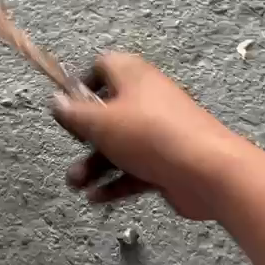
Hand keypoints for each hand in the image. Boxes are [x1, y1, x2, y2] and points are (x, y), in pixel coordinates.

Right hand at [51, 52, 257, 220]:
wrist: (208, 172)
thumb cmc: (150, 135)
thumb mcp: (100, 122)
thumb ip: (73, 113)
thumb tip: (55, 101)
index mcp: (131, 76)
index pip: (101, 67)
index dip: (82, 83)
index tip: (68, 105)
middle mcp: (145, 98)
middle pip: (107, 111)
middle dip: (85, 136)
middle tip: (72, 148)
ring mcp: (158, 132)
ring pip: (119, 144)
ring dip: (95, 164)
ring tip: (75, 184)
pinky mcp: (168, 162)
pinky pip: (135, 168)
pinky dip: (116, 181)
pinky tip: (97, 197)